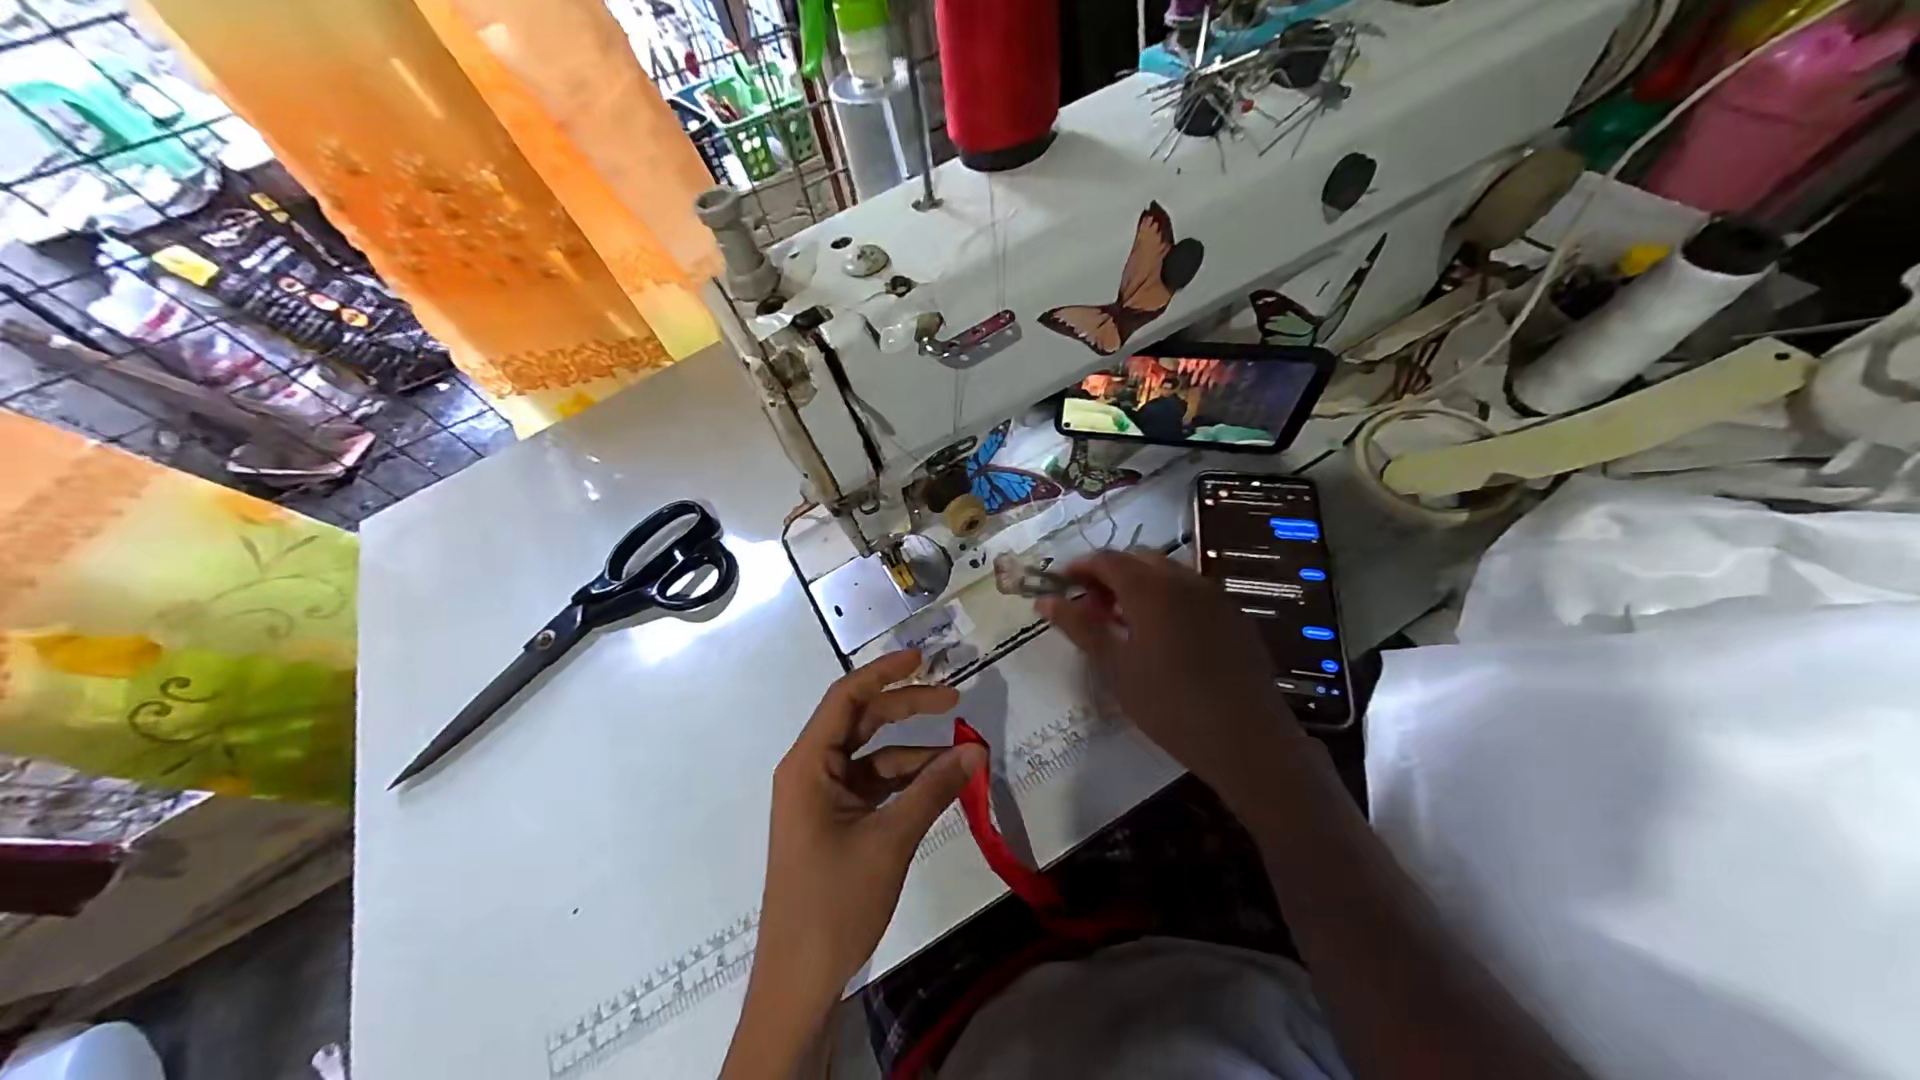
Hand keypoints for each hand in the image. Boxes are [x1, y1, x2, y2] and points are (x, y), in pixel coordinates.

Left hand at [729, 649, 981, 1075]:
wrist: (800, 977)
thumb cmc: (835, 901)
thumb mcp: (890, 838)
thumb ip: (934, 789)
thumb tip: (976, 750)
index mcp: (808, 764)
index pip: (846, 698)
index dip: (884, 672)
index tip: (922, 658)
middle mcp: (812, 771)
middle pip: (862, 722)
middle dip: (907, 708)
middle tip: (954, 699)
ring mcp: (823, 798)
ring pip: (873, 757)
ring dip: (914, 754)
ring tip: (963, 755)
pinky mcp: (836, 821)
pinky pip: (874, 786)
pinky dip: (907, 783)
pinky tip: (942, 785)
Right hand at [1039, 552, 1307, 790]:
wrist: (1247, 739)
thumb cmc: (1169, 705)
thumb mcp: (1115, 668)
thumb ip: (1080, 627)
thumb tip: (1045, 600)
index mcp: (1151, 588)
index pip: (1108, 559)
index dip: (1081, 566)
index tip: (1063, 584)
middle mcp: (1185, 580)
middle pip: (1140, 559)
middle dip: (1111, 573)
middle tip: (1092, 605)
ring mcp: (1216, 596)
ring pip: (1169, 572)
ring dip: (1141, 584)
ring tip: (1124, 620)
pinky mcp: (1236, 616)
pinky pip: (1194, 591)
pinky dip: (1169, 597)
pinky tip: (1164, 634)